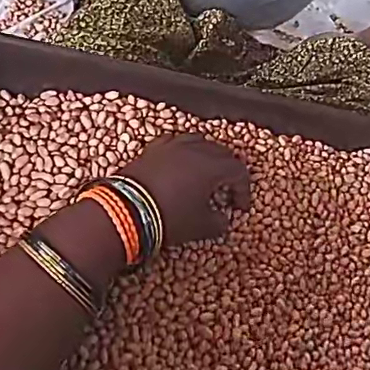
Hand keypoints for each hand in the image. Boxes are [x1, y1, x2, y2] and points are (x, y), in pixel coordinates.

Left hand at [118, 134, 250, 247]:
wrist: (126, 210)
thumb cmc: (168, 217)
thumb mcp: (201, 227)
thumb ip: (219, 222)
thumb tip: (222, 220)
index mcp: (212, 166)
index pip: (238, 171)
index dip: (244, 190)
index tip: (240, 207)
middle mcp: (195, 150)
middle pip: (222, 153)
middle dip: (228, 172)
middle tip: (226, 191)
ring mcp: (172, 146)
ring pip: (198, 142)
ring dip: (207, 157)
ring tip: (205, 176)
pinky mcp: (152, 150)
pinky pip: (174, 143)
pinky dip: (182, 152)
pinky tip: (180, 163)